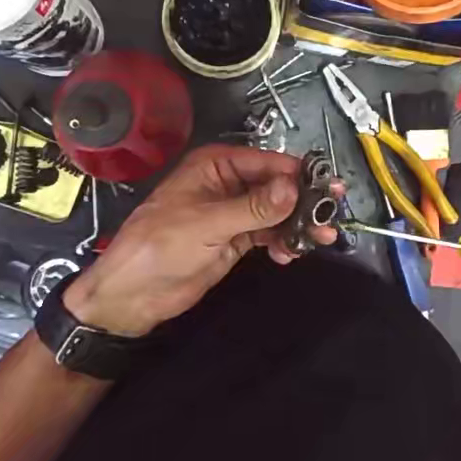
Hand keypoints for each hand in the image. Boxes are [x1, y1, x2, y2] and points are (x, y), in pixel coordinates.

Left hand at [63, 145, 331, 335]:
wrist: (131, 297)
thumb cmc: (159, 247)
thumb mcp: (207, 224)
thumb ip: (254, 206)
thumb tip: (294, 187)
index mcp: (217, 166)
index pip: (268, 163)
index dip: (298, 175)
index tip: (327, 188)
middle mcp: (230, 183)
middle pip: (278, 186)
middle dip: (303, 202)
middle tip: (330, 216)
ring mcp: (235, 212)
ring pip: (278, 211)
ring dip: (298, 224)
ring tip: (319, 239)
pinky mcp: (237, 238)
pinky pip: (270, 233)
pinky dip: (283, 241)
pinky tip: (289, 254)